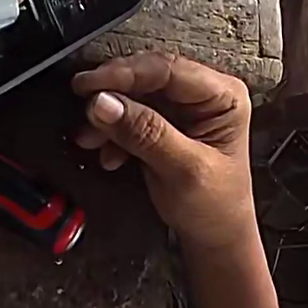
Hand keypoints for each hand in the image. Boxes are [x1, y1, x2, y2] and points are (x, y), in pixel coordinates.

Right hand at [72, 53, 254, 251]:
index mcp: (223, 96)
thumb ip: (146, 134)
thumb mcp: (184, 170)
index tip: (90, 85)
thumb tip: (105, 103)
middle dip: (113, 93)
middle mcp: (204, 95)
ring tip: (90, 137)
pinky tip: (107, 153)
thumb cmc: (216, 206)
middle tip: (84, 104)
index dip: (126, 73)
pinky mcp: (163, 124)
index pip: (169, 70)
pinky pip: (129, 115)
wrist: (214, 236)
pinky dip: (112, 132)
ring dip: (108, 115)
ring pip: (134, 95)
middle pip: (148, 78)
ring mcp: (182, 109)